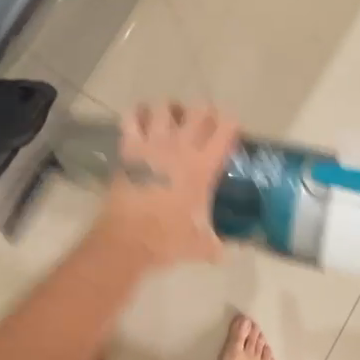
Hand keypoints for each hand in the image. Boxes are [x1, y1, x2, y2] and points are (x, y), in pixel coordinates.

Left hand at [94, 102, 238, 269]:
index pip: (226, 130)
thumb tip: (221, 253)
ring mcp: (153, 144)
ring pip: (164, 107)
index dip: (231, 124)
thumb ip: (213, 245)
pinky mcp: (129, 147)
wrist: (129, 238)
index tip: (230, 130)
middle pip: (198, 110)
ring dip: (169, 109)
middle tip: (201, 122)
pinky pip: (132, 118)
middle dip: (203, 111)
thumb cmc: (168, 239)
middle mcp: (181, 147)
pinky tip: (140, 121)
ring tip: (170, 119)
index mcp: (203, 166)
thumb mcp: (200, 245)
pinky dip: (136, 114)